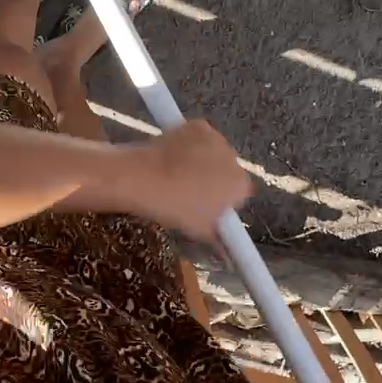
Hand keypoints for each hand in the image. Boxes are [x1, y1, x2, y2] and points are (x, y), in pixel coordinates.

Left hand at [131, 121, 251, 242]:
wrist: (142, 177)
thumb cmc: (173, 207)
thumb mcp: (197, 230)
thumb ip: (218, 243)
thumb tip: (227, 257)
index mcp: (240, 186)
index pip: (239, 195)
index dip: (223, 202)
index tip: (205, 208)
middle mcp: (235, 159)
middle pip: (228, 171)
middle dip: (214, 180)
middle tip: (188, 192)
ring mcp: (217, 139)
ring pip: (214, 153)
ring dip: (203, 160)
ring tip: (177, 174)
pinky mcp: (199, 125)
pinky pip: (200, 136)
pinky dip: (191, 143)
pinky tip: (174, 155)